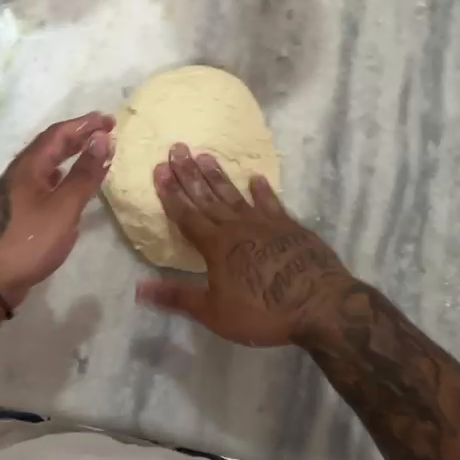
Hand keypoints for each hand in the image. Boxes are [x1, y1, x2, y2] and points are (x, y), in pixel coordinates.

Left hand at [0, 112, 115, 306]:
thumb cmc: (31, 241)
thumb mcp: (64, 207)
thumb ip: (84, 173)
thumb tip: (102, 139)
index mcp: (27, 167)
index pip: (57, 134)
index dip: (84, 124)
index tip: (110, 121)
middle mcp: (17, 174)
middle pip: (49, 146)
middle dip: (78, 137)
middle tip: (105, 133)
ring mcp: (13, 193)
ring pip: (44, 165)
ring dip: (68, 156)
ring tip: (91, 154)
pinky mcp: (14, 210)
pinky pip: (41, 182)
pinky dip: (60, 176)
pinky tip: (67, 185)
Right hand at [135, 143, 351, 346]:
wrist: (320, 306)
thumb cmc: (261, 311)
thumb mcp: (213, 311)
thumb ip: (177, 297)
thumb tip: (139, 289)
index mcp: (215, 245)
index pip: (186, 214)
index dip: (171, 193)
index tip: (159, 169)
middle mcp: (237, 227)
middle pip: (207, 197)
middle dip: (189, 174)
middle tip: (178, 148)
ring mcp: (266, 224)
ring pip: (235, 195)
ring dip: (218, 176)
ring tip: (206, 155)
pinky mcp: (290, 228)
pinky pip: (272, 203)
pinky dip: (263, 191)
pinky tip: (257, 178)